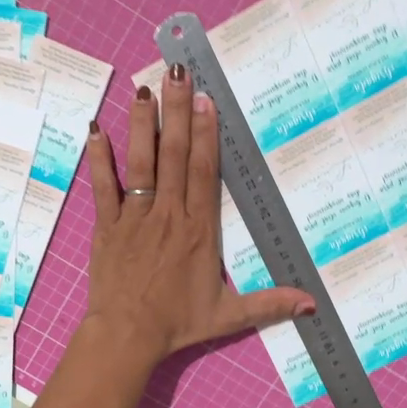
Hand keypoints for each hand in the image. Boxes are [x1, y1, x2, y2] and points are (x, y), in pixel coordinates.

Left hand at [81, 63, 314, 367]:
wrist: (127, 335)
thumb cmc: (176, 324)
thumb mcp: (227, 315)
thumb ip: (269, 304)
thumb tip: (311, 305)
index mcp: (198, 230)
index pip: (203, 172)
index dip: (206, 134)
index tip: (206, 100)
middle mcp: (167, 215)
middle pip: (174, 156)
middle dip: (177, 112)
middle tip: (177, 72)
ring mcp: (135, 218)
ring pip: (141, 164)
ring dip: (143, 125)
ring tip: (144, 90)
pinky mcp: (107, 228)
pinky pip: (103, 188)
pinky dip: (98, 160)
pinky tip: (95, 131)